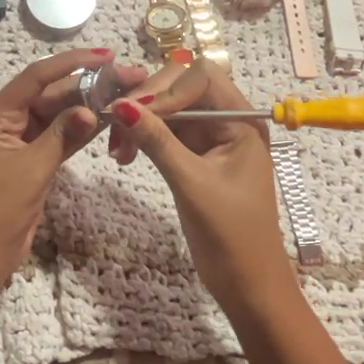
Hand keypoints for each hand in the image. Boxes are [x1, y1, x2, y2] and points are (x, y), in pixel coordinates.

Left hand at [0, 49, 148, 275]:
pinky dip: (84, 129)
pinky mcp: (36, 160)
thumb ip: (62, 135)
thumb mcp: (32, 168)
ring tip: (129, 92)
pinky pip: (63, 135)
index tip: (105, 55)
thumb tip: (92, 109)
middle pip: (53, 92)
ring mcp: (24, 140)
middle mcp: (10, 120)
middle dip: (89, 83)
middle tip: (130, 75)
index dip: (71, 62)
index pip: (37, 76)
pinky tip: (111, 118)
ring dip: (91, 104)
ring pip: (61, 113)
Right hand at [108, 62, 295, 307]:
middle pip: (180, 86)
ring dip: (139, 120)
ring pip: (168, 108)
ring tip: (115, 147)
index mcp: (242, 120)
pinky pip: (165, 131)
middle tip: (114, 123)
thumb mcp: (192, 185)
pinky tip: (123, 154)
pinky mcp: (195, 155)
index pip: (199, 77)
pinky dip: (142, 137)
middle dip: (147, 101)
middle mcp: (228, 120)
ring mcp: (210, 137)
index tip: (134, 112)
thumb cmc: (231, 236)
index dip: (165, 88)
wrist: (249, 286)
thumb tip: (120, 106)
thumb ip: (158, 141)